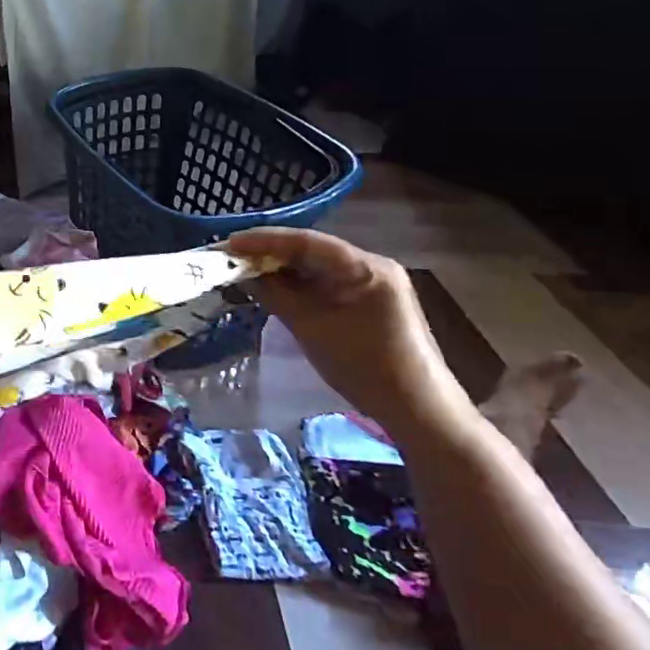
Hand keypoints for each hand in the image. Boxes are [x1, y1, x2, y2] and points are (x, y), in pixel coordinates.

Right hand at [228, 227, 470, 429]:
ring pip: (320, 267)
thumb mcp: (311, 328)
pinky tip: (278, 289)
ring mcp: (375, 283)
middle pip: (314, 250)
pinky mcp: (373, 301)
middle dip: (272, 253)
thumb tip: (245, 274)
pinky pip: (330, 283)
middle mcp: (373, 265)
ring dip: (285, 269)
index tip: (230, 243)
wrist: (419, 410)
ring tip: (247, 270)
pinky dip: (302, 285)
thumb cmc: (364, 366)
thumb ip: (276, 295)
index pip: (307, 241)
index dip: (264, 240)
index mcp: (365, 266)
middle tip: (233, 257)